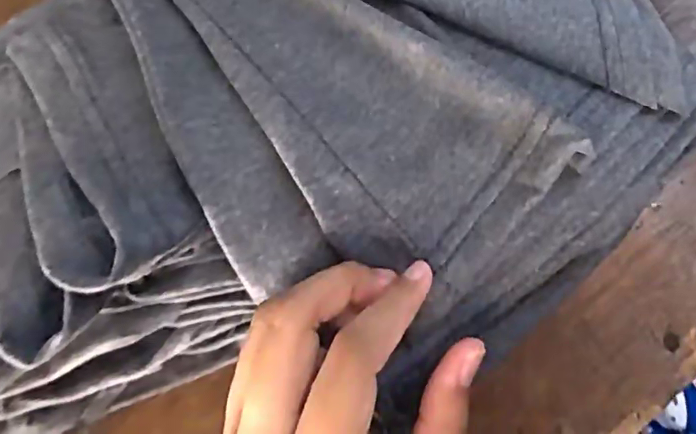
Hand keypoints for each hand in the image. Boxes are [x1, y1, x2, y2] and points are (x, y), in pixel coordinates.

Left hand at [225, 261, 483, 433]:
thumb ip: (442, 421)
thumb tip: (469, 346)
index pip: (348, 359)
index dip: (391, 307)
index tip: (422, 277)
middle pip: (286, 328)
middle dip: (339, 283)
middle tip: (386, 281)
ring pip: (261, 334)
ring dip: (314, 296)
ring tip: (363, 297)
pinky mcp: (227, 433)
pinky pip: (254, 357)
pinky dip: (295, 323)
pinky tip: (331, 328)